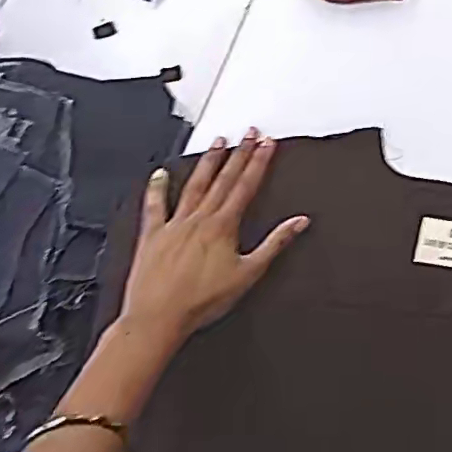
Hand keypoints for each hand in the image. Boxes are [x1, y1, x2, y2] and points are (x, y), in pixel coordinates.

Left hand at [120, 129, 308, 349]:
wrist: (158, 318)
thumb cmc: (202, 301)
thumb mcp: (249, 273)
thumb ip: (275, 243)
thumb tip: (298, 222)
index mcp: (223, 226)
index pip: (245, 185)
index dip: (259, 162)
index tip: (266, 144)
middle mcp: (199, 219)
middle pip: (224, 179)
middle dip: (239, 154)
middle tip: (249, 134)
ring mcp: (174, 224)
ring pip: (194, 185)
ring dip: (208, 162)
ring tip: (218, 143)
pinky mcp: (153, 236)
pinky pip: (155, 206)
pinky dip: (157, 188)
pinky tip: (160, 174)